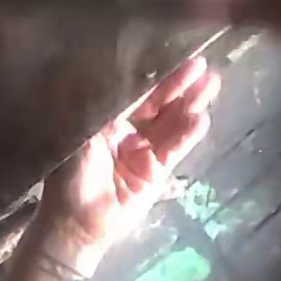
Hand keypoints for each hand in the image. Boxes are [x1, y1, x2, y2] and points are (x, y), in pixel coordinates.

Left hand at [43, 56, 218, 256]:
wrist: (76, 221)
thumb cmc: (70, 176)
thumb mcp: (81, 136)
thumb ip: (101, 107)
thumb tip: (110, 71)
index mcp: (102, 121)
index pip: (132, 94)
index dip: (151, 78)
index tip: (168, 59)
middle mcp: (124, 132)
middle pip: (156, 105)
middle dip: (178, 86)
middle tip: (201, 66)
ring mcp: (142, 152)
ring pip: (169, 123)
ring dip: (189, 105)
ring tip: (211, 84)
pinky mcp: (156, 172)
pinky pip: (173, 149)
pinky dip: (187, 134)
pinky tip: (201, 118)